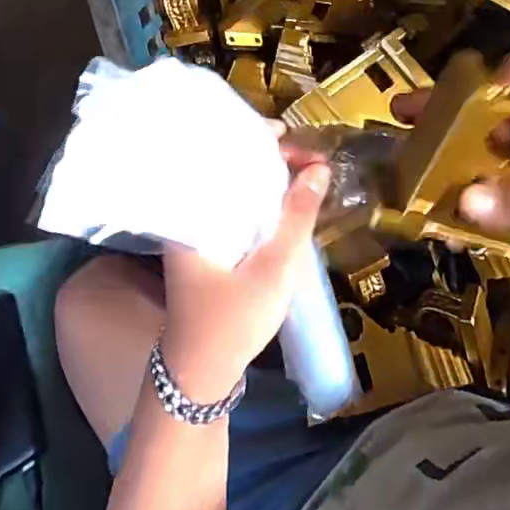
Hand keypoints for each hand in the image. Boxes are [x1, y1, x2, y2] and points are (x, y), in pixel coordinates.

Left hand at [159, 144, 329, 400]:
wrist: (201, 374)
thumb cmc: (232, 321)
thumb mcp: (273, 268)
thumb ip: (296, 217)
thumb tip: (319, 169)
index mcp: (191, 214)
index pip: (216, 156)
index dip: (253, 139)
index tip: (289, 136)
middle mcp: (189, 216)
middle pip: (226, 170)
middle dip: (266, 157)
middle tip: (306, 156)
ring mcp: (198, 232)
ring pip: (233, 190)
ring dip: (266, 179)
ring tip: (302, 169)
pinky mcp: (210, 247)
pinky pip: (235, 210)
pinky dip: (259, 201)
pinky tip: (283, 199)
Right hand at [399, 52, 509, 256]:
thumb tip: (463, 199)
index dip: (480, 76)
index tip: (442, 95)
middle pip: (495, 106)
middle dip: (448, 114)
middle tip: (402, 123)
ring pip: (498, 144)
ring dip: (460, 156)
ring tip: (418, 173)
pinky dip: (486, 190)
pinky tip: (464, 216)